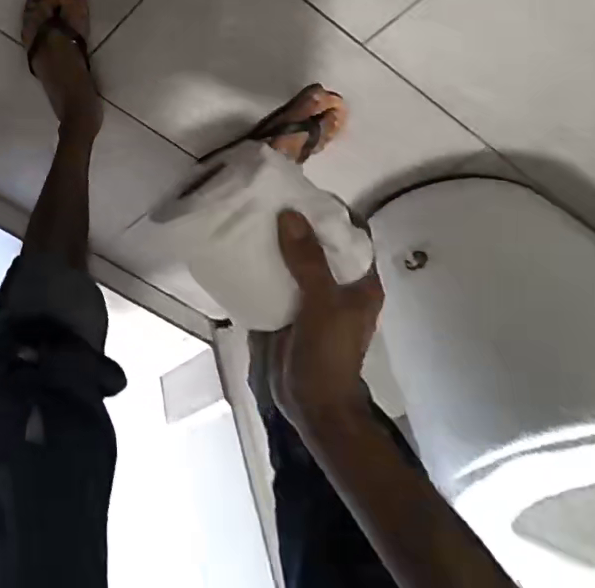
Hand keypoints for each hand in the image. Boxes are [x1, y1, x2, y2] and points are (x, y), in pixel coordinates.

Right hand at [263, 209, 384, 429]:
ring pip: (291, 257)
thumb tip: (290, 213)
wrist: (309, 405)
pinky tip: (236, 247)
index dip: (331, 211)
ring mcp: (307, 296)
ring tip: (246, 214)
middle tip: (265, 196)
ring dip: (272, 239)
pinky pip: (270, 277)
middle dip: (294, 221)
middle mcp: (335, 283)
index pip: (351, 234)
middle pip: (316, 242)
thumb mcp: (323, 305)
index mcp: (359, 281)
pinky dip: (256, 261)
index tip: (301, 189)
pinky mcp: (282, 307)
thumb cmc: (329, 355)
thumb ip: (307, 261)